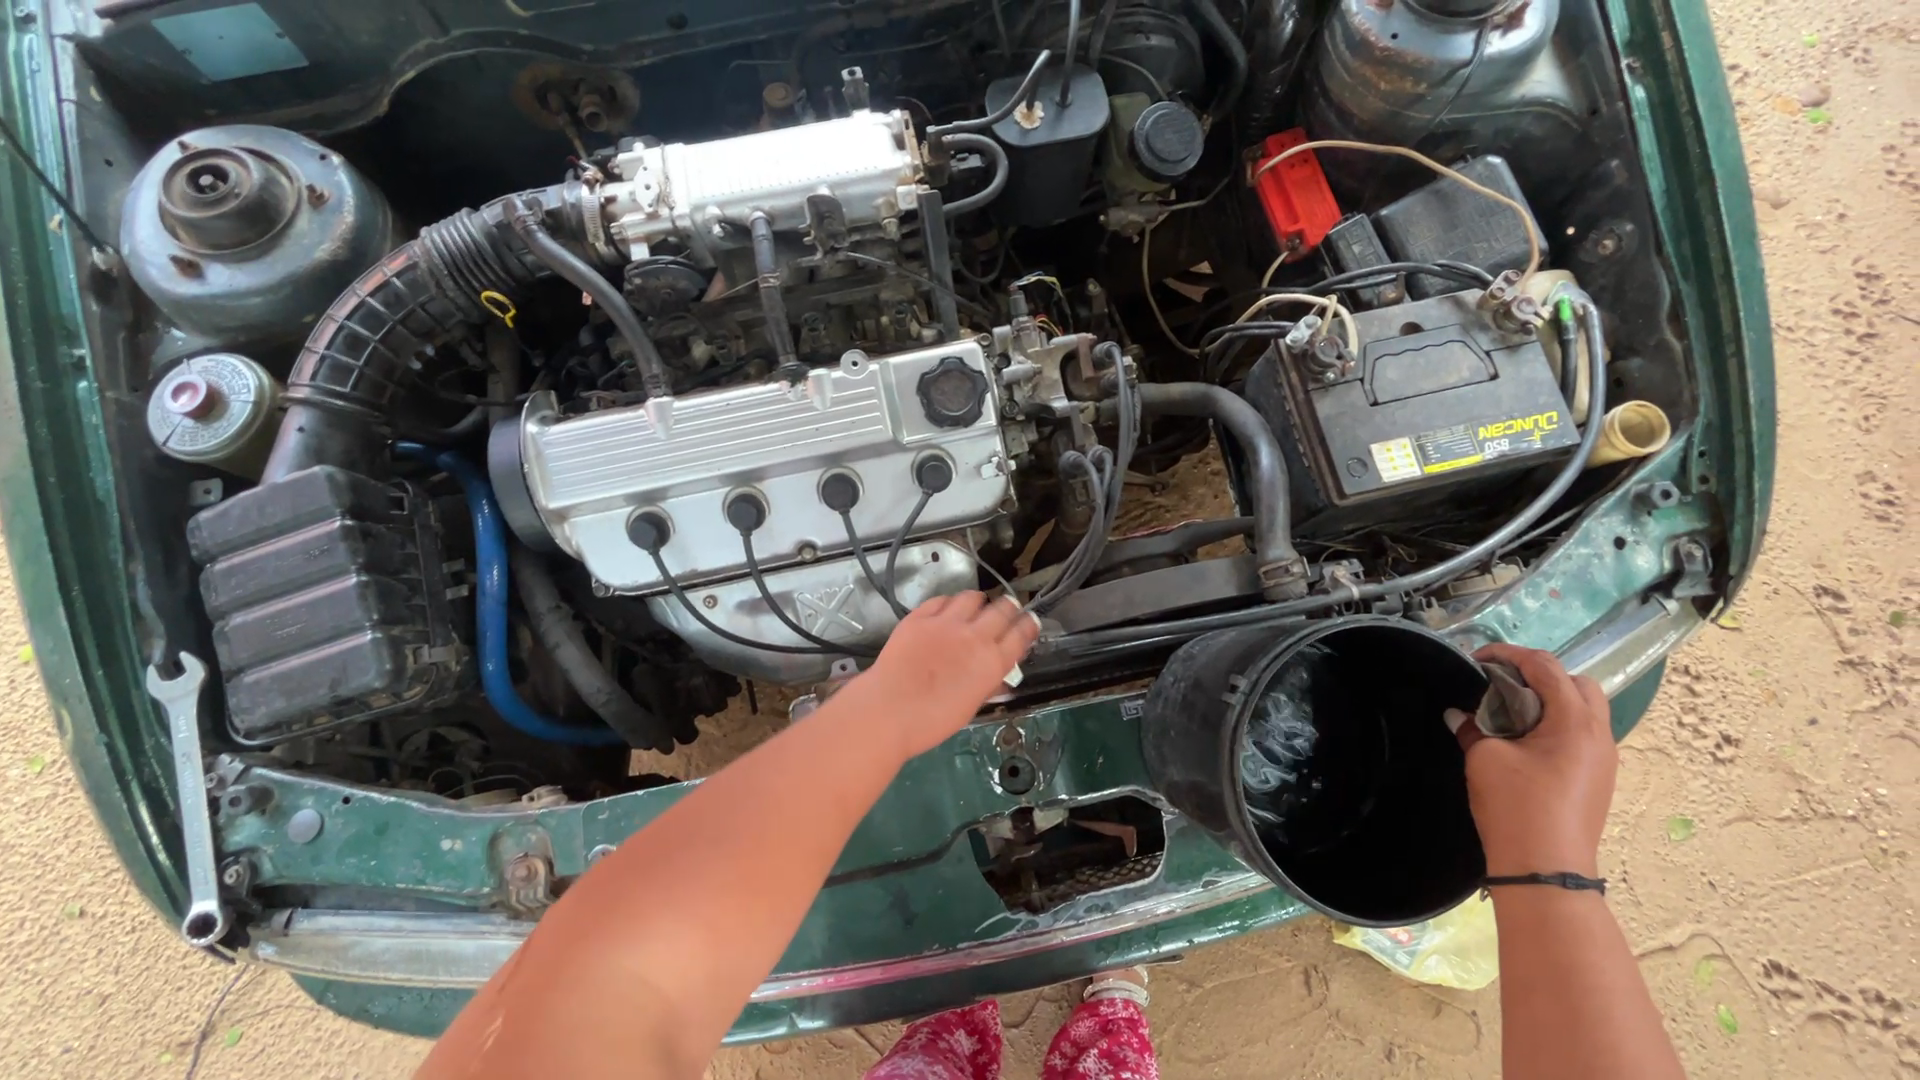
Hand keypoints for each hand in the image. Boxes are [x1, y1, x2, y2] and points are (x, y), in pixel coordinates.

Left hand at [857, 592, 1039, 759]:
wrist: (889, 710)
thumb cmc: (932, 721)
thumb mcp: (970, 706)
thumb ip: (988, 685)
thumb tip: (999, 678)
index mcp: (993, 662)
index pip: (1022, 634)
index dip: (1029, 624)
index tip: (1029, 621)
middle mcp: (975, 636)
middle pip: (1002, 609)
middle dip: (1009, 607)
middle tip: (1008, 608)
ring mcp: (946, 623)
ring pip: (971, 598)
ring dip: (978, 602)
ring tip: (976, 606)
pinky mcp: (919, 617)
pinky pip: (941, 600)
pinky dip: (949, 603)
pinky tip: (947, 610)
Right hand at [1453, 644, 1616, 878]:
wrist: (1544, 867)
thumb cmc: (1516, 805)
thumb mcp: (1484, 758)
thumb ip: (1473, 726)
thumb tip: (1459, 714)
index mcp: (1575, 722)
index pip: (1546, 667)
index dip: (1509, 655)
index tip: (1475, 660)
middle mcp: (1599, 734)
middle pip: (1577, 683)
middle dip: (1538, 674)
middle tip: (1500, 682)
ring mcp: (1603, 758)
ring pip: (1584, 709)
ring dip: (1550, 699)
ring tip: (1510, 709)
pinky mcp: (1598, 777)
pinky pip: (1581, 733)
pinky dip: (1555, 722)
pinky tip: (1525, 739)